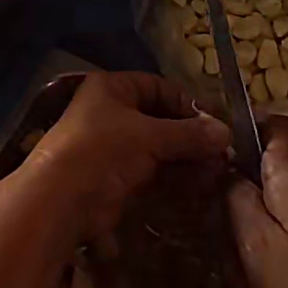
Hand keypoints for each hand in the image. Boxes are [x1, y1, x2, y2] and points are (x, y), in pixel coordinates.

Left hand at [21, 71, 229, 241]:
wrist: (61, 200)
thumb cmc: (103, 149)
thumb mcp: (149, 135)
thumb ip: (188, 134)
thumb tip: (226, 133)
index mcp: (113, 88)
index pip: (159, 87)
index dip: (188, 104)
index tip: (215, 124)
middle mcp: (113, 111)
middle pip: (161, 119)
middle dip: (191, 136)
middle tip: (222, 154)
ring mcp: (114, 146)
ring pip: (159, 147)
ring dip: (187, 158)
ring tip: (218, 173)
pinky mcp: (116, 177)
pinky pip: (152, 171)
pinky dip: (175, 176)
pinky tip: (200, 185)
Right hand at [228, 117, 287, 287]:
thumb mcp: (254, 239)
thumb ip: (235, 194)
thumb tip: (225, 168)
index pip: (275, 122)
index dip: (246, 128)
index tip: (219, 152)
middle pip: (278, 153)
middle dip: (247, 166)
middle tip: (218, 191)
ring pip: (284, 182)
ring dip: (260, 196)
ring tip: (234, 223)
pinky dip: (276, 219)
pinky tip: (261, 248)